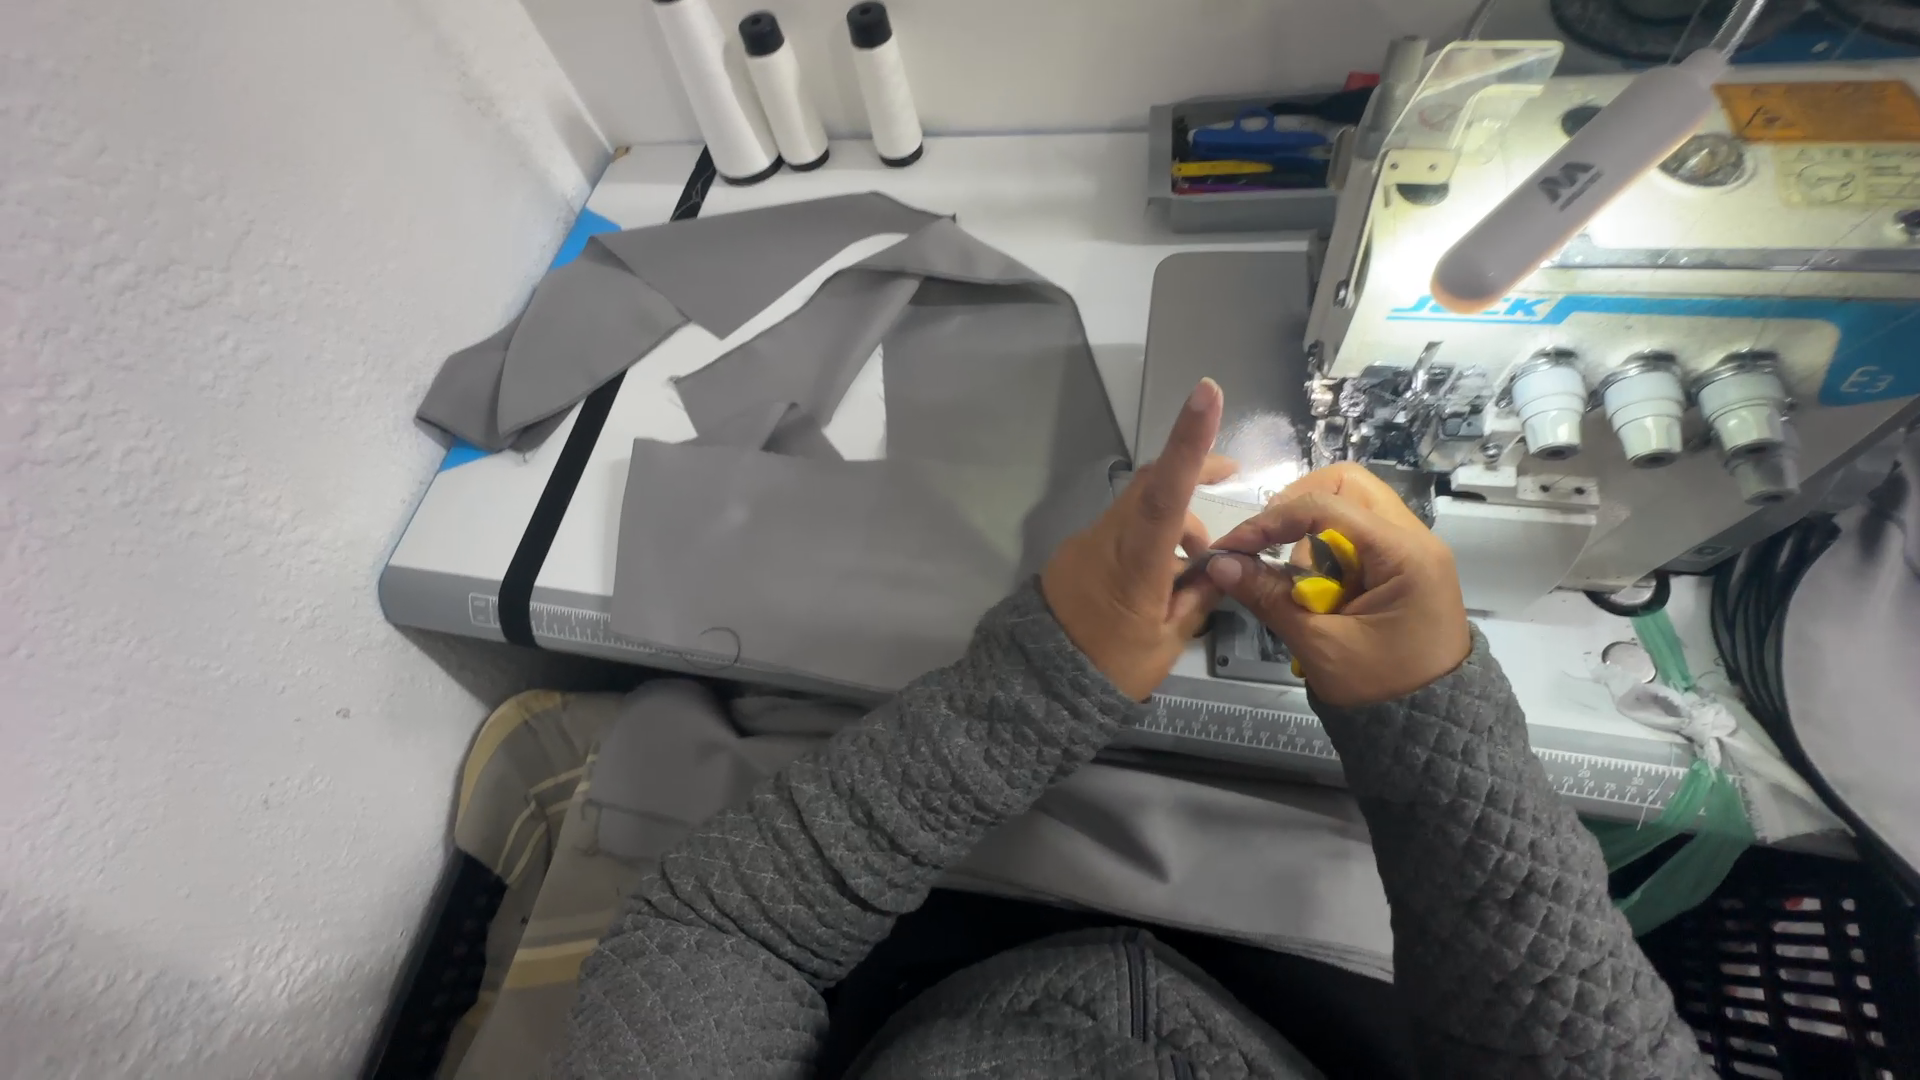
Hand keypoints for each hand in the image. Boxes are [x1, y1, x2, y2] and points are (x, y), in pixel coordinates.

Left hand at [1041, 379, 1235, 700]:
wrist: (1039, 681)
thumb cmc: (1111, 666)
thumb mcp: (1168, 639)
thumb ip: (1199, 595)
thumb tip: (1222, 564)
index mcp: (1136, 561)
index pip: (1166, 491)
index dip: (1188, 442)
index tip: (1206, 394)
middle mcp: (1106, 538)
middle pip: (1151, 484)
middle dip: (1192, 471)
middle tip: (1230, 476)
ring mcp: (1085, 541)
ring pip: (1137, 505)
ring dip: (1173, 518)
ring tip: (1196, 562)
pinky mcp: (1075, 550)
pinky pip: (1119, 525)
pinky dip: (1148, 533)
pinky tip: (1162, 570)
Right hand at [1205, 463, 1470, 706]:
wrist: (1432, 724)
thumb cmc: (1380, 686)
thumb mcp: (1318, 644)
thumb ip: (1268, 596)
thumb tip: (1220, 563)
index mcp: (1404, 554)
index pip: (1326, 506)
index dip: (1271, 520)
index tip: (1234, 547)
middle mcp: (1413, 538)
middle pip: (1346, 484)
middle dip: (1296, 506)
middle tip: (1268, 543)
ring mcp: (1408, 549)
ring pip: (1349, 503)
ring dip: (1309, 530)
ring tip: (1298, 581)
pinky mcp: (1398, 564)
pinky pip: (1354, 532)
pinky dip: (1322, 546)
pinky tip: (1313, 584)